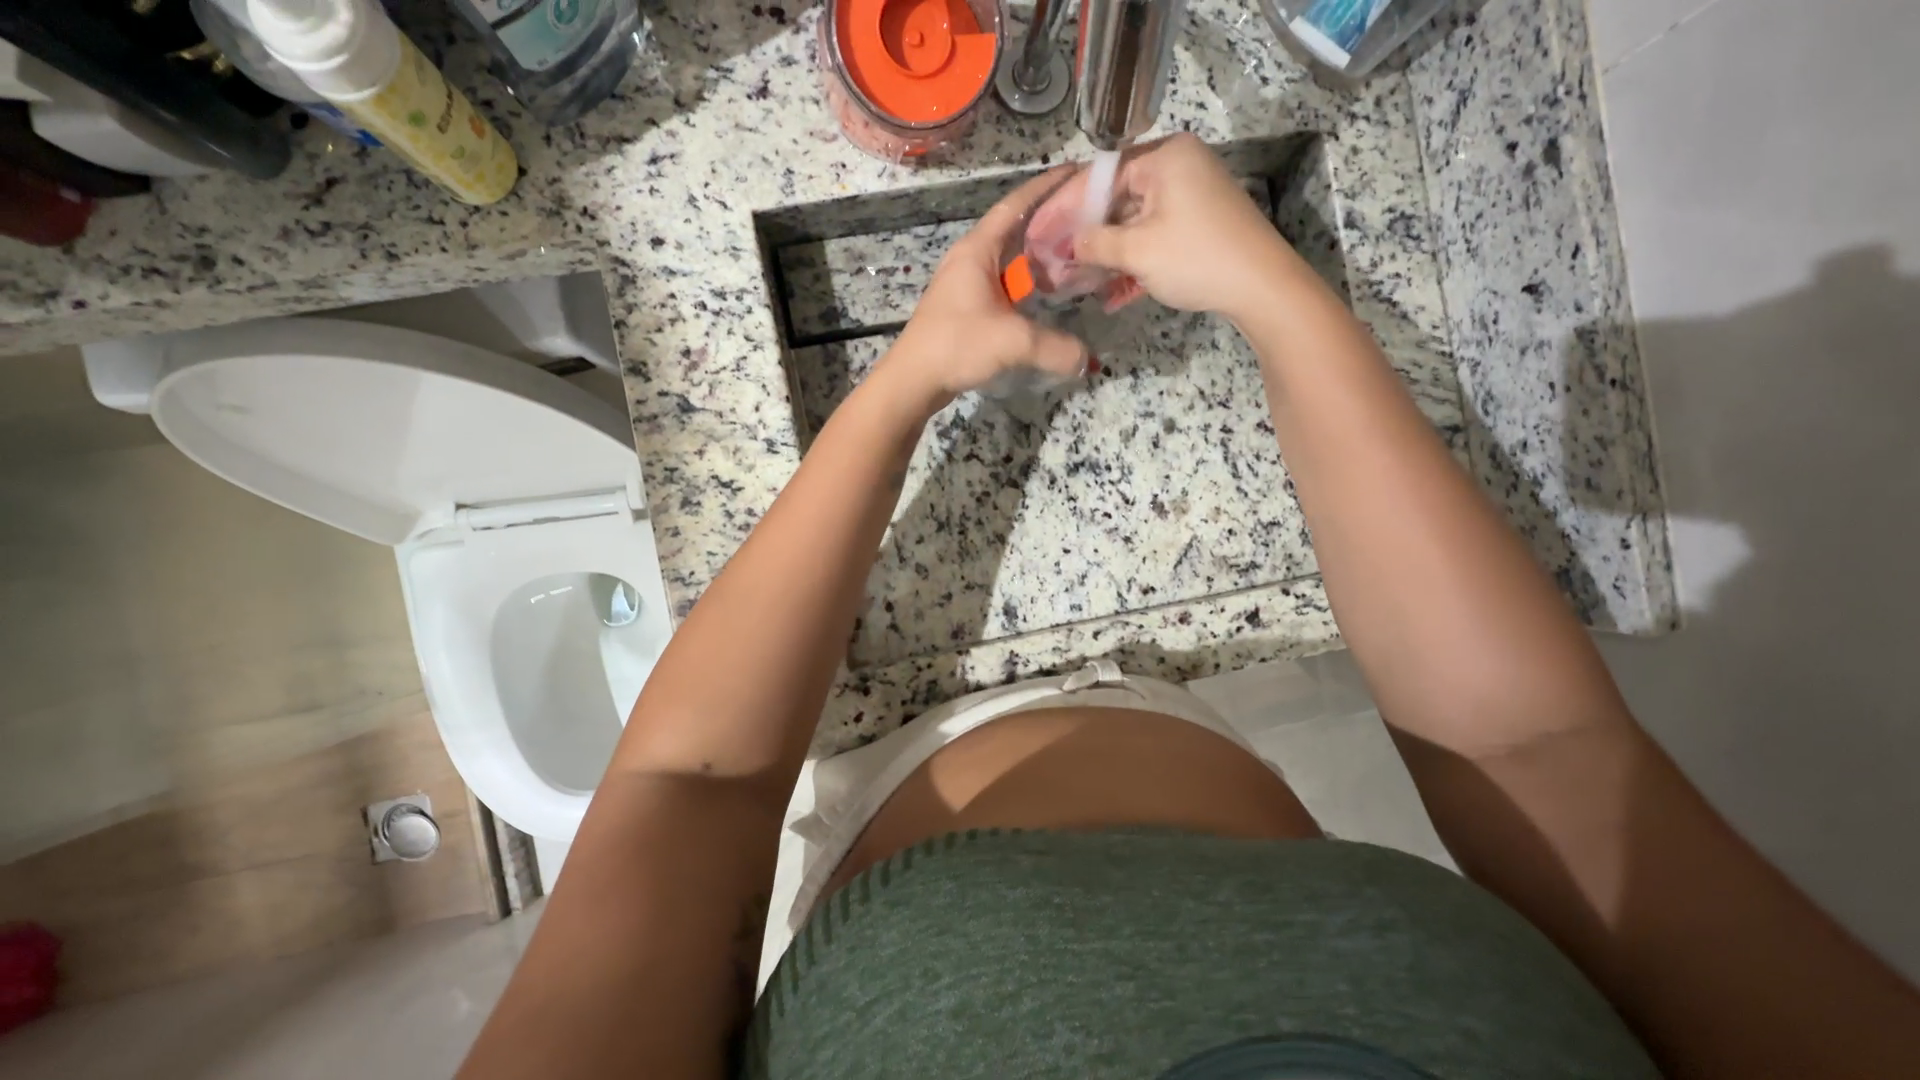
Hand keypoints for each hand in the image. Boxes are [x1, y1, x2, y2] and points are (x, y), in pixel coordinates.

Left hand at [875, 169, 1091, 413]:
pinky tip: (1048, 292)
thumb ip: (1056, 347)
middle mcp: (971, 257)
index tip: (1078, 173)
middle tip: (1088, 217)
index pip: (1016, 204)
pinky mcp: (967, 306)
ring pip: (1010, 257)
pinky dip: (1027, 280)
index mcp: (978, 249)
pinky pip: (1004, 282)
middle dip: (1050, 219)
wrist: (913, 380)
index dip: (1047, 186)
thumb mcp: (1013, 342)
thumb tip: (1086, 359)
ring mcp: (966, 282)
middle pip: (1015, 227)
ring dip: (1039, 252)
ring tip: (1075, 251)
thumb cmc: (956, 345)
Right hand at [1070, 133, 1300, 319]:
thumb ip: (1095, 243)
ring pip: (1134, 220)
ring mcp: (1190, 195)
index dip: (1065, 207)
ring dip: (1108, 253)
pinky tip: (1113, 291)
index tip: (1038, 231)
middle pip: (1117, 197)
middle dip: (1086, 234)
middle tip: (1054, 258)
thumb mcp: (1138, 252)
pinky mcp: (1198, 222)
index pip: (1100, 175)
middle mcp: (1178, 166)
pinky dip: (1134, 259)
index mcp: (1165, 157)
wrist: (1263, 287)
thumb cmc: (1197, 258)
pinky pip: (1155, 234)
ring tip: (1077, 280)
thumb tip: (1066, 244)